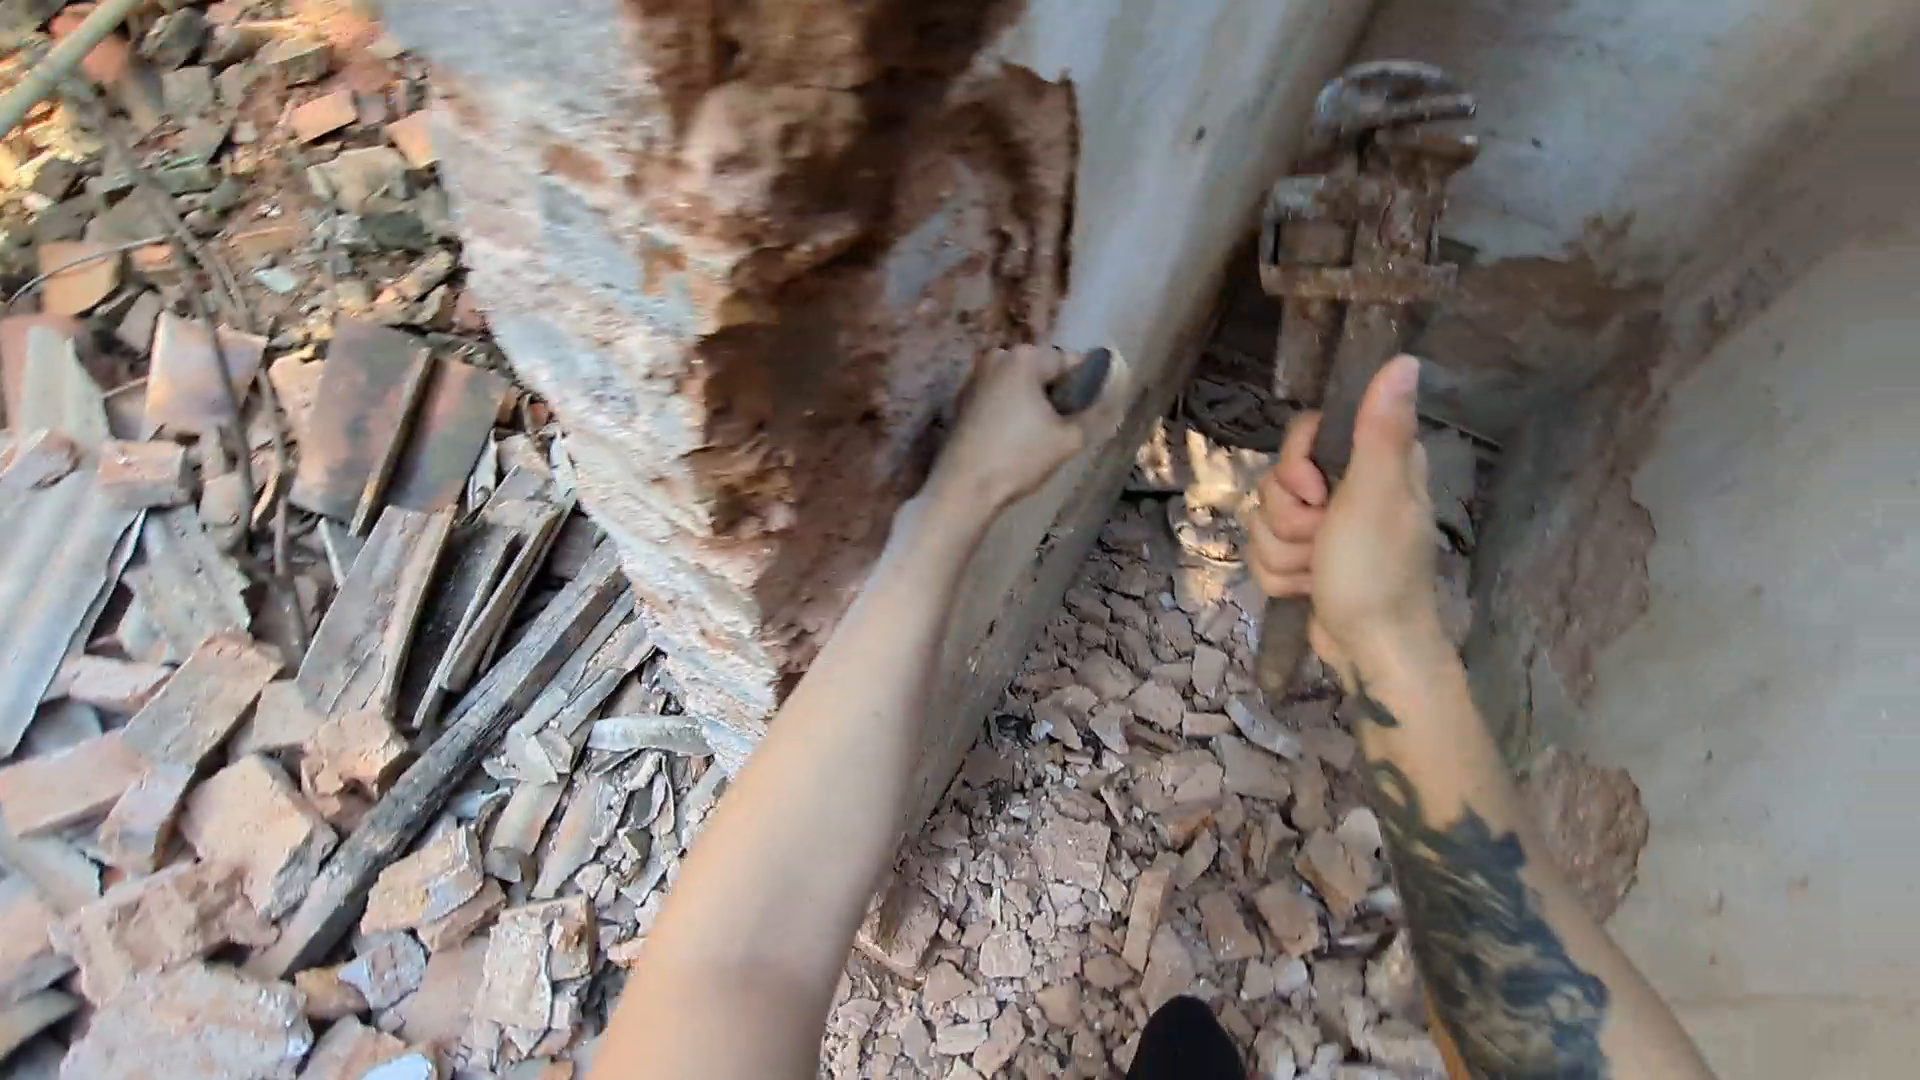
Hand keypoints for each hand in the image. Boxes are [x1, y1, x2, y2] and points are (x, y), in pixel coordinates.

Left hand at [926, 345, 1128, 513]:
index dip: (1087, 384)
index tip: (1094, 408)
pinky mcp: (962, 400)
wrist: (963, 488)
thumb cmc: (1018, 458)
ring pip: (1019, 384)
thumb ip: (1094, 412)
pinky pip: (999, 397)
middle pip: (1042, 370)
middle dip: (1057, 393)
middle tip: (1067, 426)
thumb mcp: (1068, 439)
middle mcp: (997, 357)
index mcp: (1024, 357)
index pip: (1070, 361)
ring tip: (1043, 435)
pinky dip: (1012, 410)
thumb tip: (1111, 398)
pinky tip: (1016, 437)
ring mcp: (975, 377)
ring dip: (1034, 402)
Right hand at [1249, 355, 1442, 679]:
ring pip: (1263, 520)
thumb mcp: (1376, 497)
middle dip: (1289, 520)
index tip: (1315, 493)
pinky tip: (1308, 590)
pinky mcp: (1303, 559)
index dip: (1295, 466)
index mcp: (1372, 464)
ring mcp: (1322, 528)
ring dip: (1284, 554)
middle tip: (1323, 541)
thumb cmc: (1377, 573)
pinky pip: (1262, 553)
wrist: (1371, 650)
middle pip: (1275, 481)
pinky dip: (1281, 577)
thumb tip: (1405, 359)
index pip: (1304, 435)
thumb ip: (1380, 430)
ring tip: (1317, 573)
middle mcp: (1346, 489)